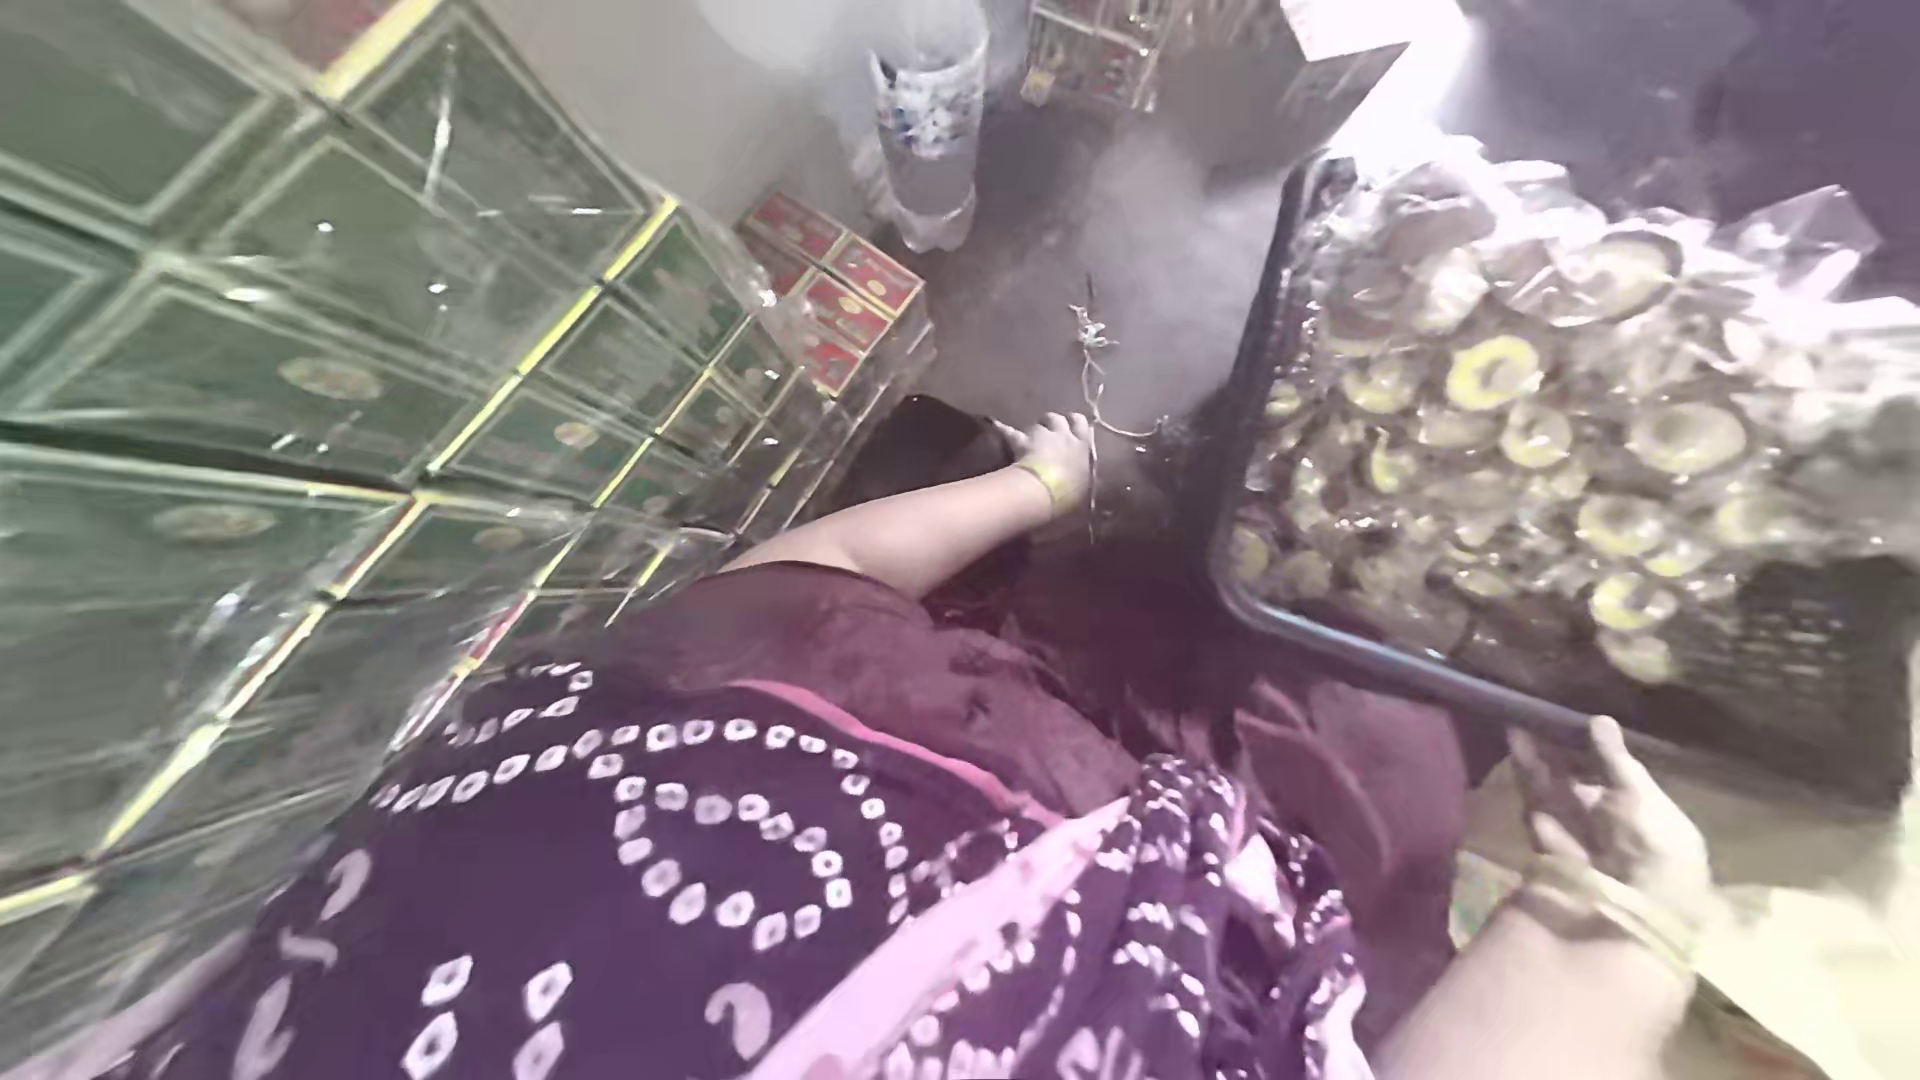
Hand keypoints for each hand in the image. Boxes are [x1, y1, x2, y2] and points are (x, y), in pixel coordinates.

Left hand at [995, 412, 1093, 513]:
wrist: (1045, 492)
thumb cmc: (1071, 496)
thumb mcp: (1085, 492)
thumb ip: (1083, 484)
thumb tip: (1081, 490)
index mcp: (1083, 446)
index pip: (1080, 423)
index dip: (1074, 424)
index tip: (1071, 429)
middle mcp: (1062, 435)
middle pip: (1057, 419)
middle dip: (1051, 423)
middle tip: (1048, 433)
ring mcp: (1040, 436)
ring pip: (1036, 424)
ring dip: (1032, 430)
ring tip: (1027, 438)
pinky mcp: (1019, 442)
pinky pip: (1009, 432)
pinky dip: (1003, 430)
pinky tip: (996, 427)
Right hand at [1508, 716, 1712, 927]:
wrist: (1617, 891)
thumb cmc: (1649, 842)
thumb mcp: (1640, 795)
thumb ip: (1614, 758)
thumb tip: (1600, 718)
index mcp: (1643, 808)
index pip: (1616, 770)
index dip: (1597, 746)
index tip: (1577, 719)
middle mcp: (1606, 810)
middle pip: (1579, 770)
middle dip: (1561, 744)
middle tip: (1543, 712)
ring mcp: (1571, 815)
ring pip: (1552, 775)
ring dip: (1538, 748)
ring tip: (1522, 715)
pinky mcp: (1539, 818)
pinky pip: (1532, 785)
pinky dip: (1523, 762)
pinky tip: (1515, 736)